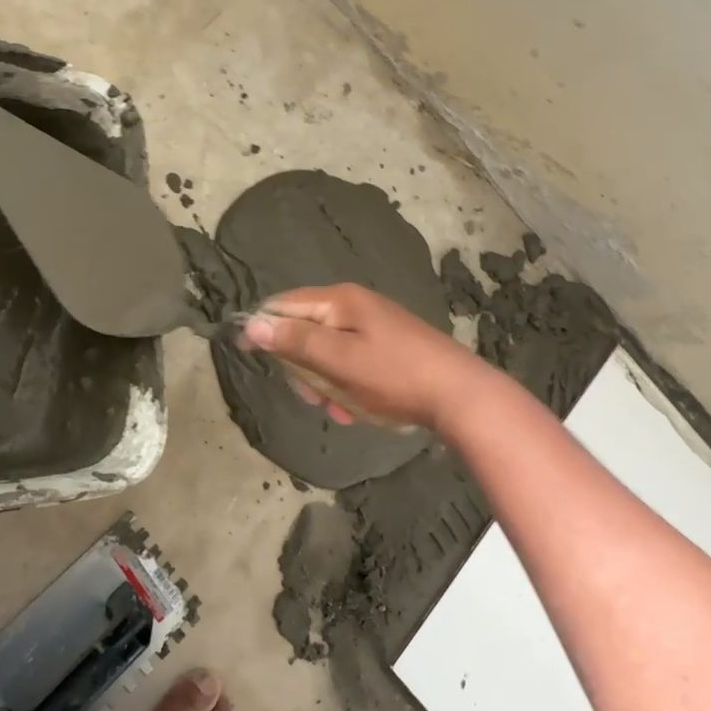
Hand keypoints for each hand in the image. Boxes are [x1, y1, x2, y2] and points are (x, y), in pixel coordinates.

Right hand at [239, 283, 497, 433]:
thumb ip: (295, 342)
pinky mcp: (387, 347)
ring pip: (326, 352)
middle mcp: (354, 305)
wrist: (463, 398)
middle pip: (303, 330)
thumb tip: (252, 324)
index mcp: (340, 301)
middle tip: (314, 396)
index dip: (262, 329)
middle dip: (301, 367)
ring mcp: (373, 325)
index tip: (247, 356)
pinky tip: (357, 409)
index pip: (282, 305)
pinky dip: (345, 385)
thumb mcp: (339, 361)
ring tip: (340, 409)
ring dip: (324, 382)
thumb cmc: (395, 377)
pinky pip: (349, 362)